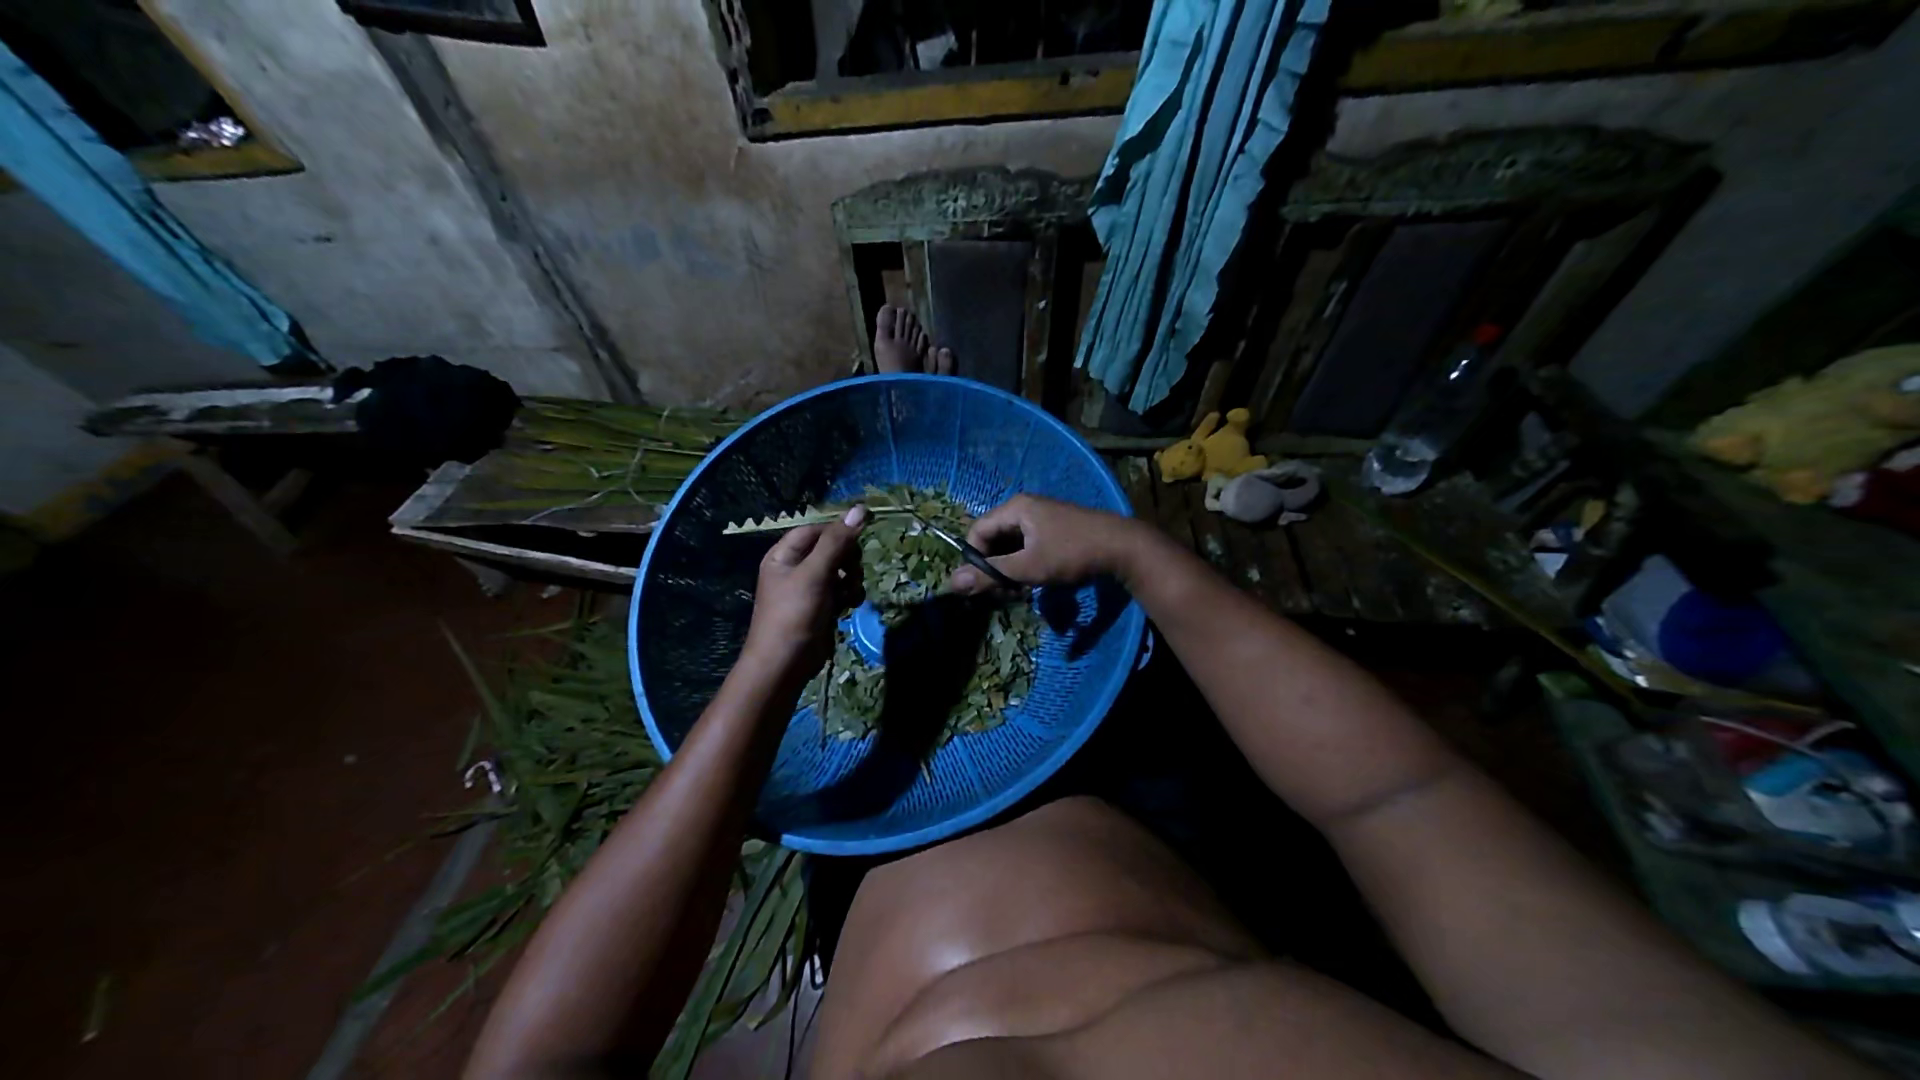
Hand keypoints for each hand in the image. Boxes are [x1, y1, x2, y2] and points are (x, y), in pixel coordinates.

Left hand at [740, 506, 868, 681]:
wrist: (785, 665)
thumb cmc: (794, 615)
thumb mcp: (816, 574)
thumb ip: (837, 542)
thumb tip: (860, 508)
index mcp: (784, 555)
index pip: (816, 530)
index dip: (837, 533)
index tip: (857, 543)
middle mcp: (795, 568)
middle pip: (831, 548)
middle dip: (847, 560)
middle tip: (851, 575)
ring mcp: (809, 588)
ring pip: (840, 570)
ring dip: (851, 579)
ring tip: (850, 596)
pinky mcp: (821, 606)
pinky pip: (841, 590)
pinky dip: (849, 595)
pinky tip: (850, 607)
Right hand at [947, 495, 1149, 593]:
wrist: (1123, 547)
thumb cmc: (1072, 553)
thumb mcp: (1028, 567)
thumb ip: (991, 574)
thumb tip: (952, 582)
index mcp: (1015, 508)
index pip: (977, 531)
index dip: (975, 559)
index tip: (984, 585)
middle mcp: (1025, 508)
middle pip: (993, 538)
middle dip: (993, 566)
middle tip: (1003, 592)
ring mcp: (1041, 517)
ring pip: (1011, 545)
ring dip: (1009, 568)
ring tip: (1019, 590)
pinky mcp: (1054, 529)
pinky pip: (1027, 546)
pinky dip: (1024, 564)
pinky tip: (1033, 582)